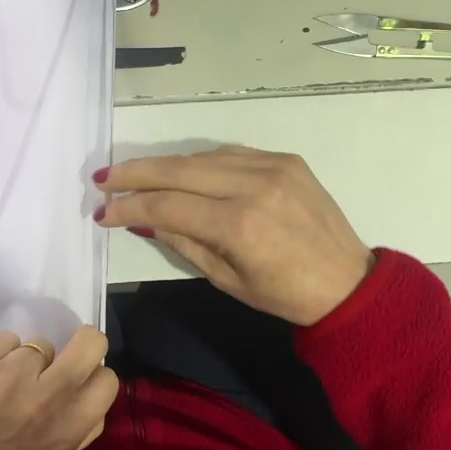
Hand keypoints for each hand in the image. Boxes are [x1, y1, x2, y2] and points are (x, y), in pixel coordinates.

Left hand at [0, 327, 119, 449]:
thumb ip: (84, 426)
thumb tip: (96, 386)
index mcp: (69, 427)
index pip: (108, 380)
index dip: (96, 376)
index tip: (82, 381)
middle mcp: (47, 397)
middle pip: (90, 343)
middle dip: (85, 342)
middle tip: (67, 354)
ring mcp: (11, 375)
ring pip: (39, 345)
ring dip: (28, 360)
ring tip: (8, 384)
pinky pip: (7, 339)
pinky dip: (0, 353)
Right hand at [95, 147, 373, 325]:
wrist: (347, 282)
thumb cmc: (284, 295)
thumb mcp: (226, 279)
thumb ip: (183, 243)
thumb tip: (144, 220)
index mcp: (239, 226)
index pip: (168, 206)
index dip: (130, 207)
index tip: (103, 212)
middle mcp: (254, 186)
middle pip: (179, 170)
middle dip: (136, 174)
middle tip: (103, 178)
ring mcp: (273, 167)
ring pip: (202, 156)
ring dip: (164, 165)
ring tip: (133, 174)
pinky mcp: (286, 159)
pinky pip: (230, 154)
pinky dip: (200, 161)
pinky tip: (180, 171)